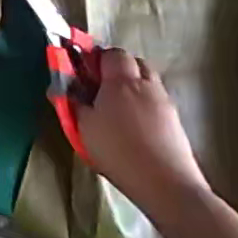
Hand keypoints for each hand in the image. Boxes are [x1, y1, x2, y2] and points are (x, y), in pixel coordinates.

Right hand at [74, 47, 209, 210]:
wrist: (166, 184)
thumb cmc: (117, 150)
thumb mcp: (82, 127)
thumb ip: (72, 102)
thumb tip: (62, 87)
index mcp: (120, 81)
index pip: (112, 53)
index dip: (97, 57)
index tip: (83, 70)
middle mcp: (146, 85)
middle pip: (134, 62)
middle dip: (118, 67)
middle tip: (100, 85)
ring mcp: (164, 103)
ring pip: (148, 80)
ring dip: (134, 84)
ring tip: (118, 106)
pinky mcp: (176, 121)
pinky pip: (157, 100)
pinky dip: (145, 103)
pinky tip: (135, 124)